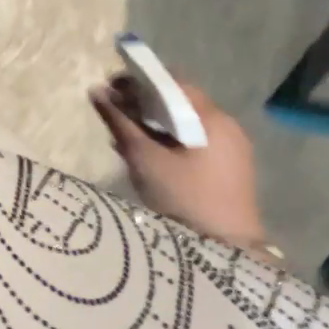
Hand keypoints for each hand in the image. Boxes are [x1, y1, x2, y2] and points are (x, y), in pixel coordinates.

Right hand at [90, 74, 266, 249]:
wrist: (226, 248)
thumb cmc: (184, 195)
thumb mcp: (143, 156)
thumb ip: (119, 121)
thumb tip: (96, 91)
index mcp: (212, 119)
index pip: (172, 82)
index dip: (138, 80)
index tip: (111, 88)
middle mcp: (227, 127)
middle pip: (179, 100)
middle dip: (143, 101)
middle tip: (114, 111)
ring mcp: (231, 147)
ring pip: (185, 120)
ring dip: (154, 121)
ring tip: (125, 133)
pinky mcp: (229, 166)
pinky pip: (194, 138)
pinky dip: (168, 136)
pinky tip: (146, 150)